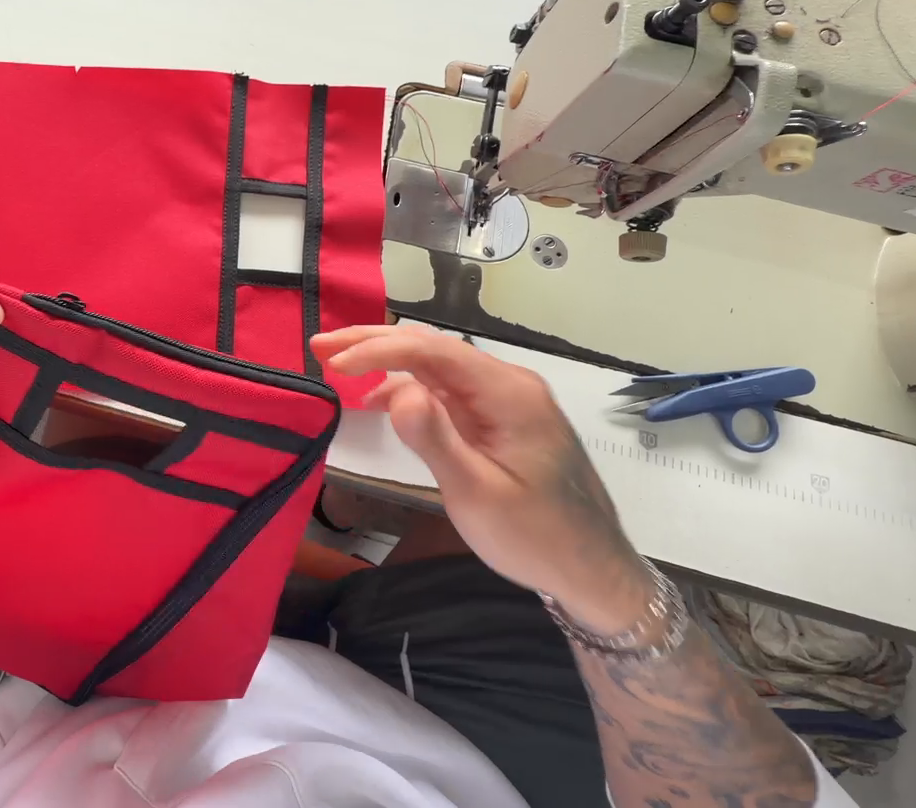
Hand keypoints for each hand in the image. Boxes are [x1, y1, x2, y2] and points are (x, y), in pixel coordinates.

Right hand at [311, 324, 653, 632]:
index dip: (377, 350)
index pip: (431, 351)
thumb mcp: (477, 493)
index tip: (332, 364)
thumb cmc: (535, 537)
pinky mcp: (499, 418)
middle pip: (432, 347)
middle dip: (373, 342)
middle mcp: (508, 384)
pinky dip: (407, 387)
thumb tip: (393, 392)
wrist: (595, 573)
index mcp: (508, 393)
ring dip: (385, 361)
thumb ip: (435, 439)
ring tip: (336, 364)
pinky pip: (447, 389)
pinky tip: (378, 401)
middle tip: (320, 346)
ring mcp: (504, 400)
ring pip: (436, 365)